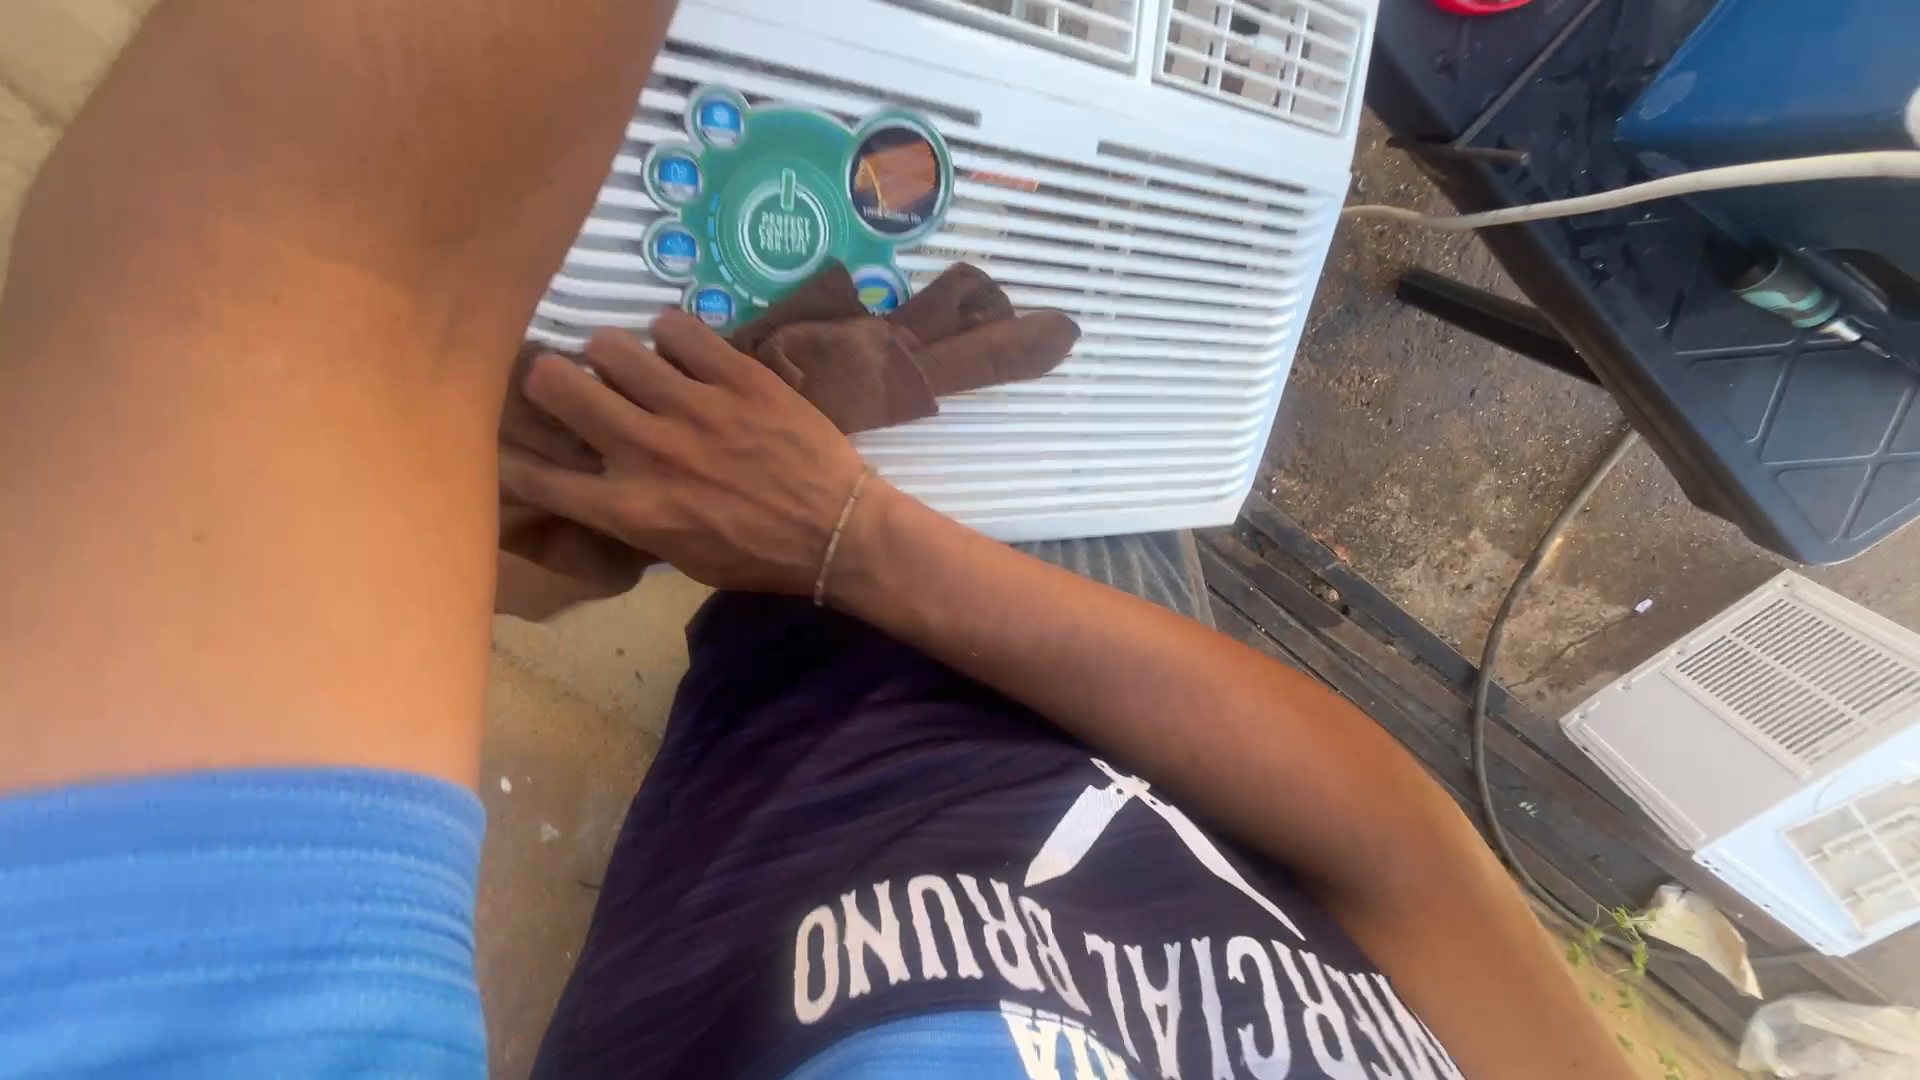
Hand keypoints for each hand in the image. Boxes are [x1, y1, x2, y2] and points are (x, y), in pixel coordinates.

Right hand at [499, 313, 869, 594]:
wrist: (840, 530)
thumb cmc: (763, 555)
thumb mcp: (685, 557)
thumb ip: (634, 517)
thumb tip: (598, 479)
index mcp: (633, 510)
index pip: (537, 475)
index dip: (512, 456)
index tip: (513, 443)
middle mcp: (650, 451)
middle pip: (555, 383)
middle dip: (552, 380)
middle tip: (573, 384)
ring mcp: (695, 408)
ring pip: (612, 346)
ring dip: (613, 356)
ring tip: (637, 368)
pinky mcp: (739, 378)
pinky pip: (678, 328)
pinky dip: (671, 335)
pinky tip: (684, 351)